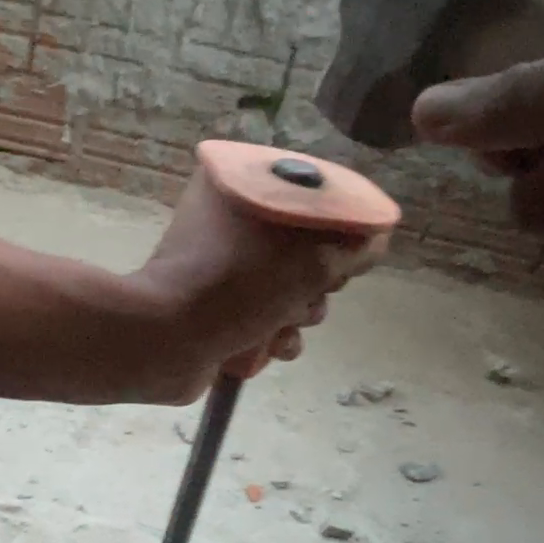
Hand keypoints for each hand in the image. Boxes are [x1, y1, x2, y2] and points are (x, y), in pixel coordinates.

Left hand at [125, 167, 385, 402]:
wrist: (163, 341)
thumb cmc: (234, 287)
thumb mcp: (309, 258)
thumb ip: (355, 246)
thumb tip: (380, 237)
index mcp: (249, 194)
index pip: (321, 209)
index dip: (337, 238)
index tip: (333, 257)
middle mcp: (239, 230)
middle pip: (314, 258)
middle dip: (315, 287)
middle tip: (297, 293)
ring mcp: (230, 277)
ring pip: (297, 299)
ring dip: (296, 319)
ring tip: (272, 325)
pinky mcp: (225, 318)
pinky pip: (271, 329)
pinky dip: (273, 342)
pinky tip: (260, 348)